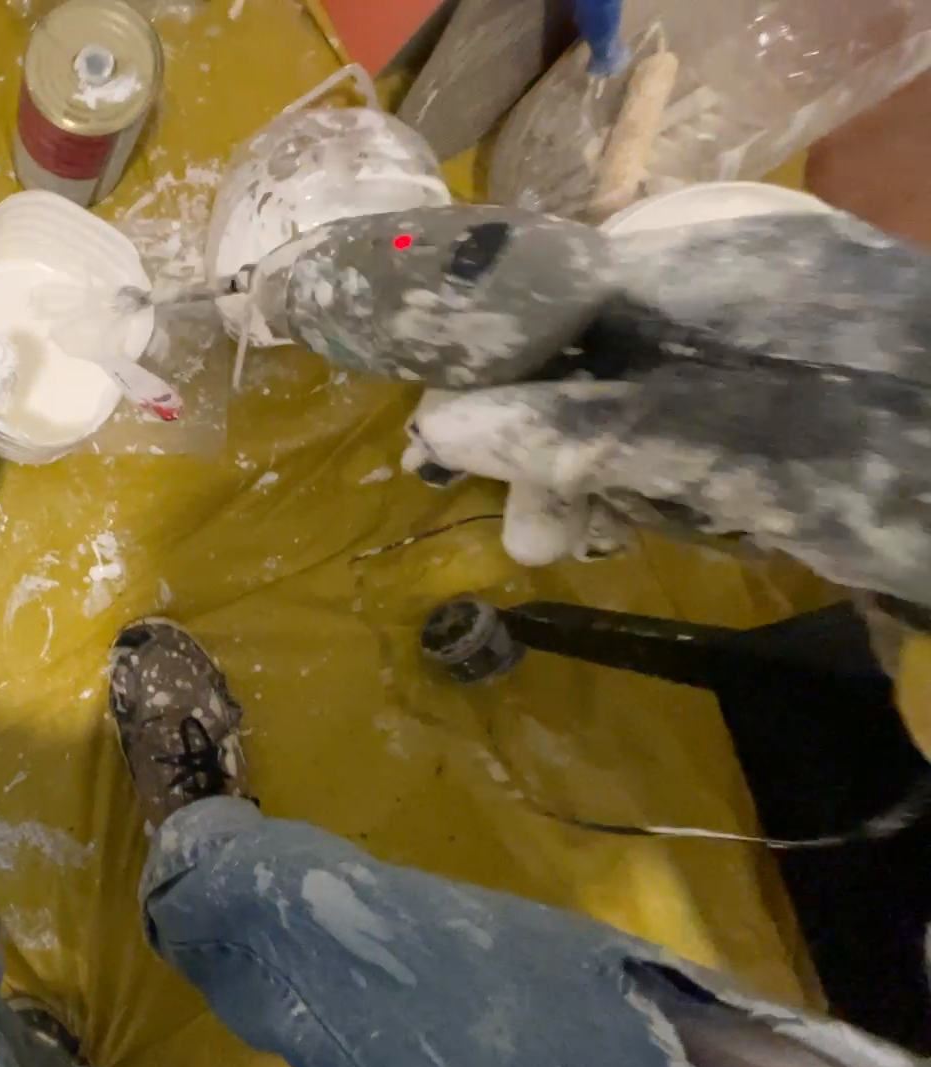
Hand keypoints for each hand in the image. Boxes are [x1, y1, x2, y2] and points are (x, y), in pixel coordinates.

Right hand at [402, 213, 930, 609]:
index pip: (539, 297)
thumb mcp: (739, 447)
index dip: (477, 366)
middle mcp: (707, 294)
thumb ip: (581, 432)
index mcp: (708, 267)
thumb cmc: (906, 460)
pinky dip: (617, 480)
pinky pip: (640, 432)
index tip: (436, 436)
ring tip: (550, 546)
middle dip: (522, 441)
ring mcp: (727, 349)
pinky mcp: (743, 400)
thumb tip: (438, 433)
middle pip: (561, 358)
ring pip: (595, 402)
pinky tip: (615, 521)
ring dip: (563, 475)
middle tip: (492, 511)